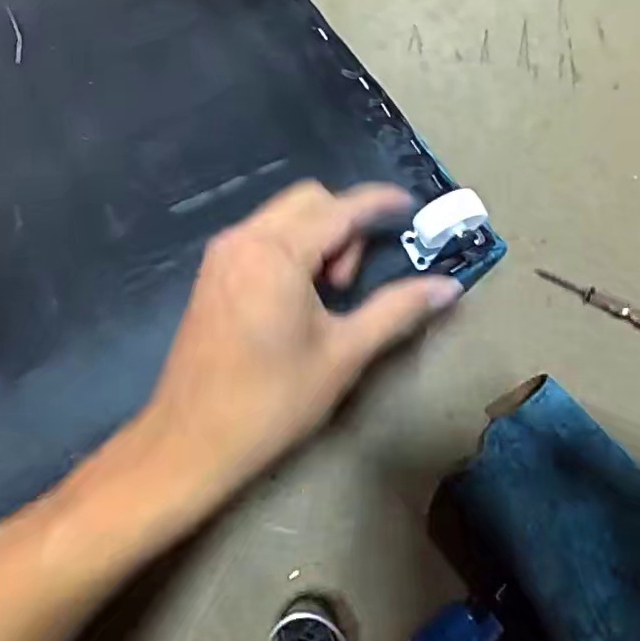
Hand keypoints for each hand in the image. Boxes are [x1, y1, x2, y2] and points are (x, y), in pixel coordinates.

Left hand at [135, 180, 464, 494]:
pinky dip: (290, 248)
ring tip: (326, 295)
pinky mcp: (211, 273)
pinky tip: (296, 297)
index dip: (380, 203)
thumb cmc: (271, 401)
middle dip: (345, 225)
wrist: (190, 439)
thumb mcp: (343, 354)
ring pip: (283, 216)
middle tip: (351, 283)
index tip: (411, 205)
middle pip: (309, 201)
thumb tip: (448, 287)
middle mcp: (243, 238)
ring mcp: (222, 254)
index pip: (341, 209)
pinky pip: (261, 237)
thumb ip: (397, 310)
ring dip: (317, 237)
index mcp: (276, 252)